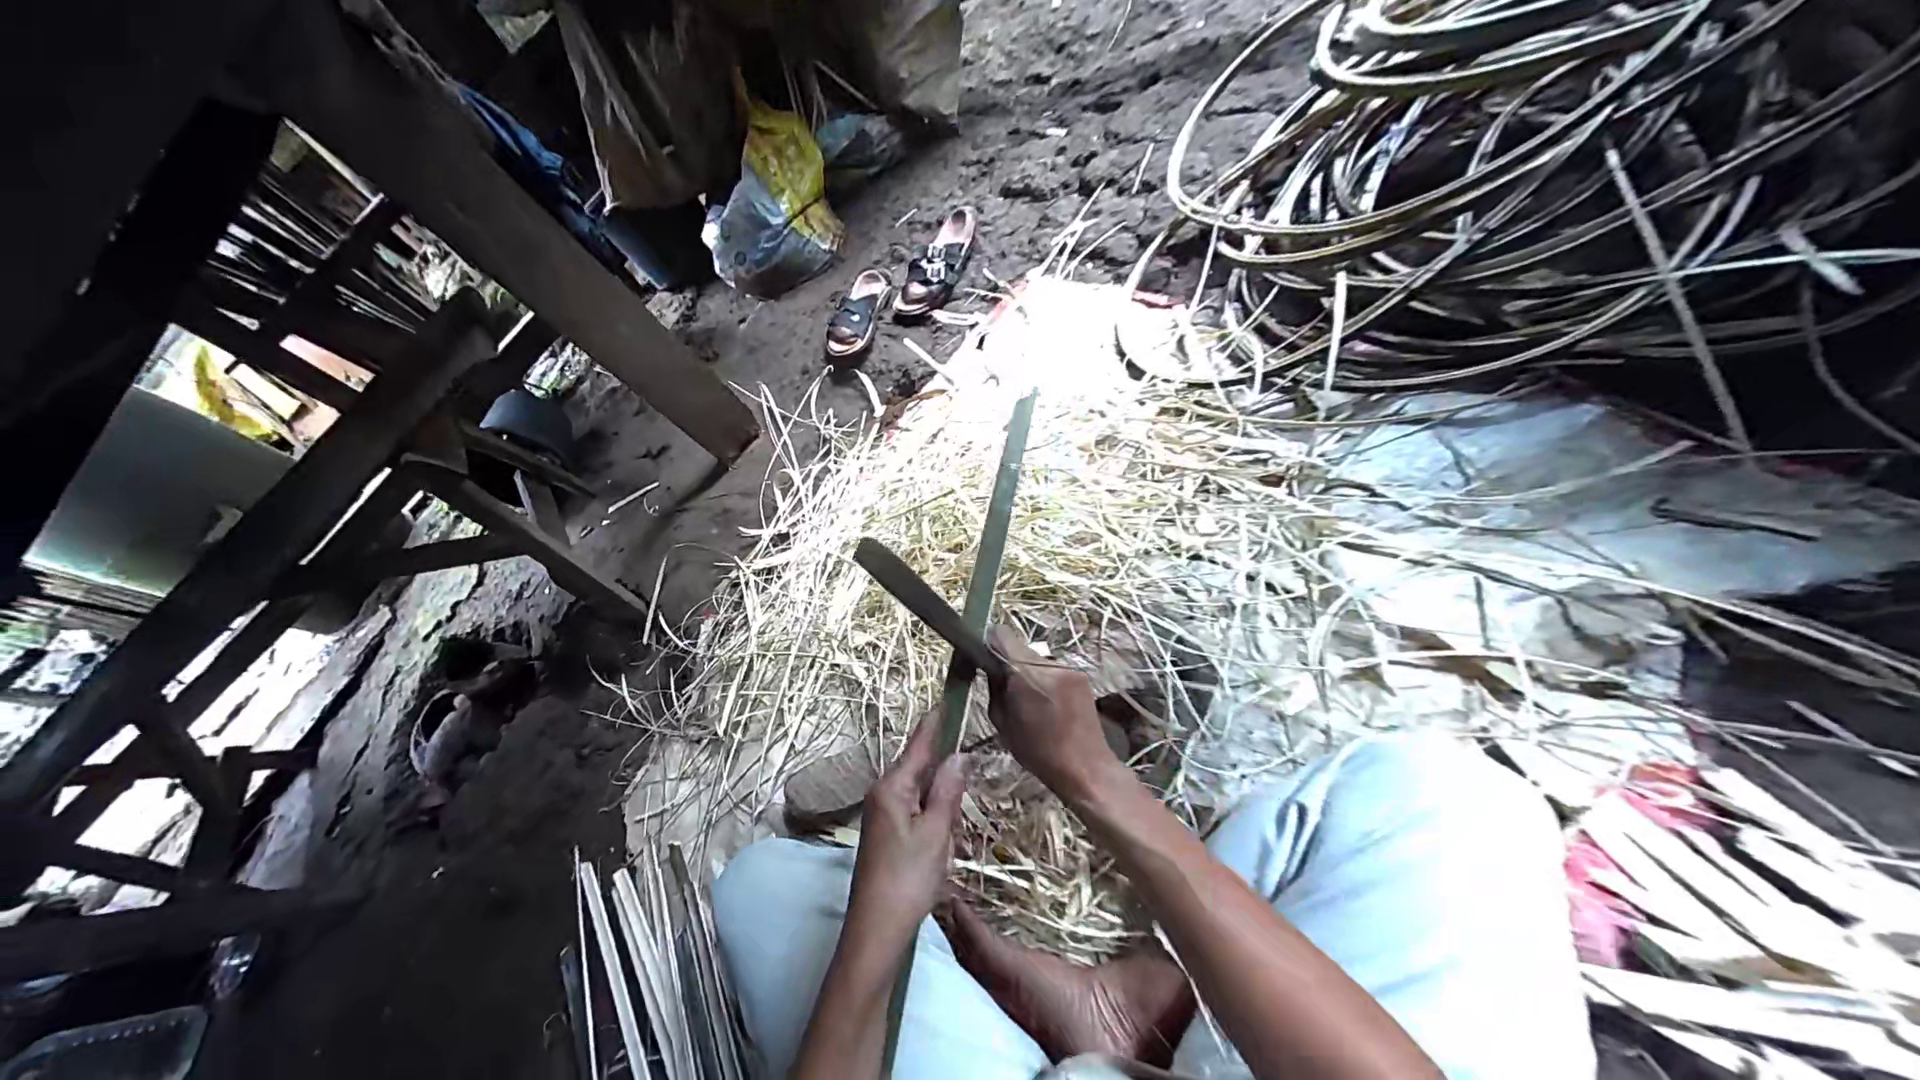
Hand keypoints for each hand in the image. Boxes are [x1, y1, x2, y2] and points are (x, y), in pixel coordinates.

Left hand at [847, 710, 967, 936]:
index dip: (936, 723)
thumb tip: (958, 755)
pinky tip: (938, 856)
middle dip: (947, 792)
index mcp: (893, 787)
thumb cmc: (908, 877)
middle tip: (953, 829)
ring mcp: (883, 814)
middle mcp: (883, 793)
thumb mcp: (937, 832)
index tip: (948, 699)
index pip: (919, 745)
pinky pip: (918, 817)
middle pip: (924, 773)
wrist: (877, 929)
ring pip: (924, 798)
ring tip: (943, 853)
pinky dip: (934, 829)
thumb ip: (948, 790)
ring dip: (942, 818)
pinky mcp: (887, 834)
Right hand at [986, 625, 1127, 803]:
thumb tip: (991, 668)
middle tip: (1009, 690)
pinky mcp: (1081, 675)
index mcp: (1023, 673)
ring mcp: (1067, 667)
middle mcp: (1047, 663)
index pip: (1000, 635)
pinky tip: (1050, 704)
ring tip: (1033, 702)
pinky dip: (1047, 681)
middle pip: (1020, 649)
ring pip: (1037, 659)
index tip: (986, 660)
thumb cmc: (1037, 752)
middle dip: (1010, 664)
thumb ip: (994, 688)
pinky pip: (1054, 670)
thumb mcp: (1001, 722)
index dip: (990, 644)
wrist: (1084, 766)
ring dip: (1029, 673)